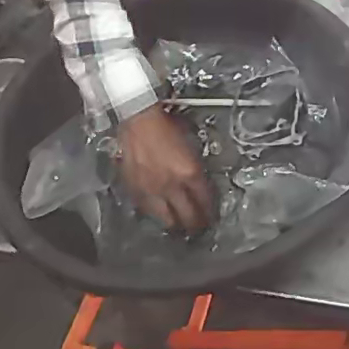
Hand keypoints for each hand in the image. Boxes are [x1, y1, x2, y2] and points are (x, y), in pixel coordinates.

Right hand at [117, 105, 214, 231]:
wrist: (139, 121)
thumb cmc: (167, 127)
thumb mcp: (192, 147)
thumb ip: (196, 169)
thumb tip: (200, 184)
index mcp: (190, 173)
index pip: (205, 201)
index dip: (210, 212)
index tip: (212, 217)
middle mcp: (172, 186)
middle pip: (188, 215)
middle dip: (197, 225)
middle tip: (200, 228)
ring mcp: (152, 190)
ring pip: (166, 218)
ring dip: (176, 224)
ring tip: (180, 226)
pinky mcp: (135, 190)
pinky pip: (147, 210)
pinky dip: (156, 214)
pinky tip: (159, 214)